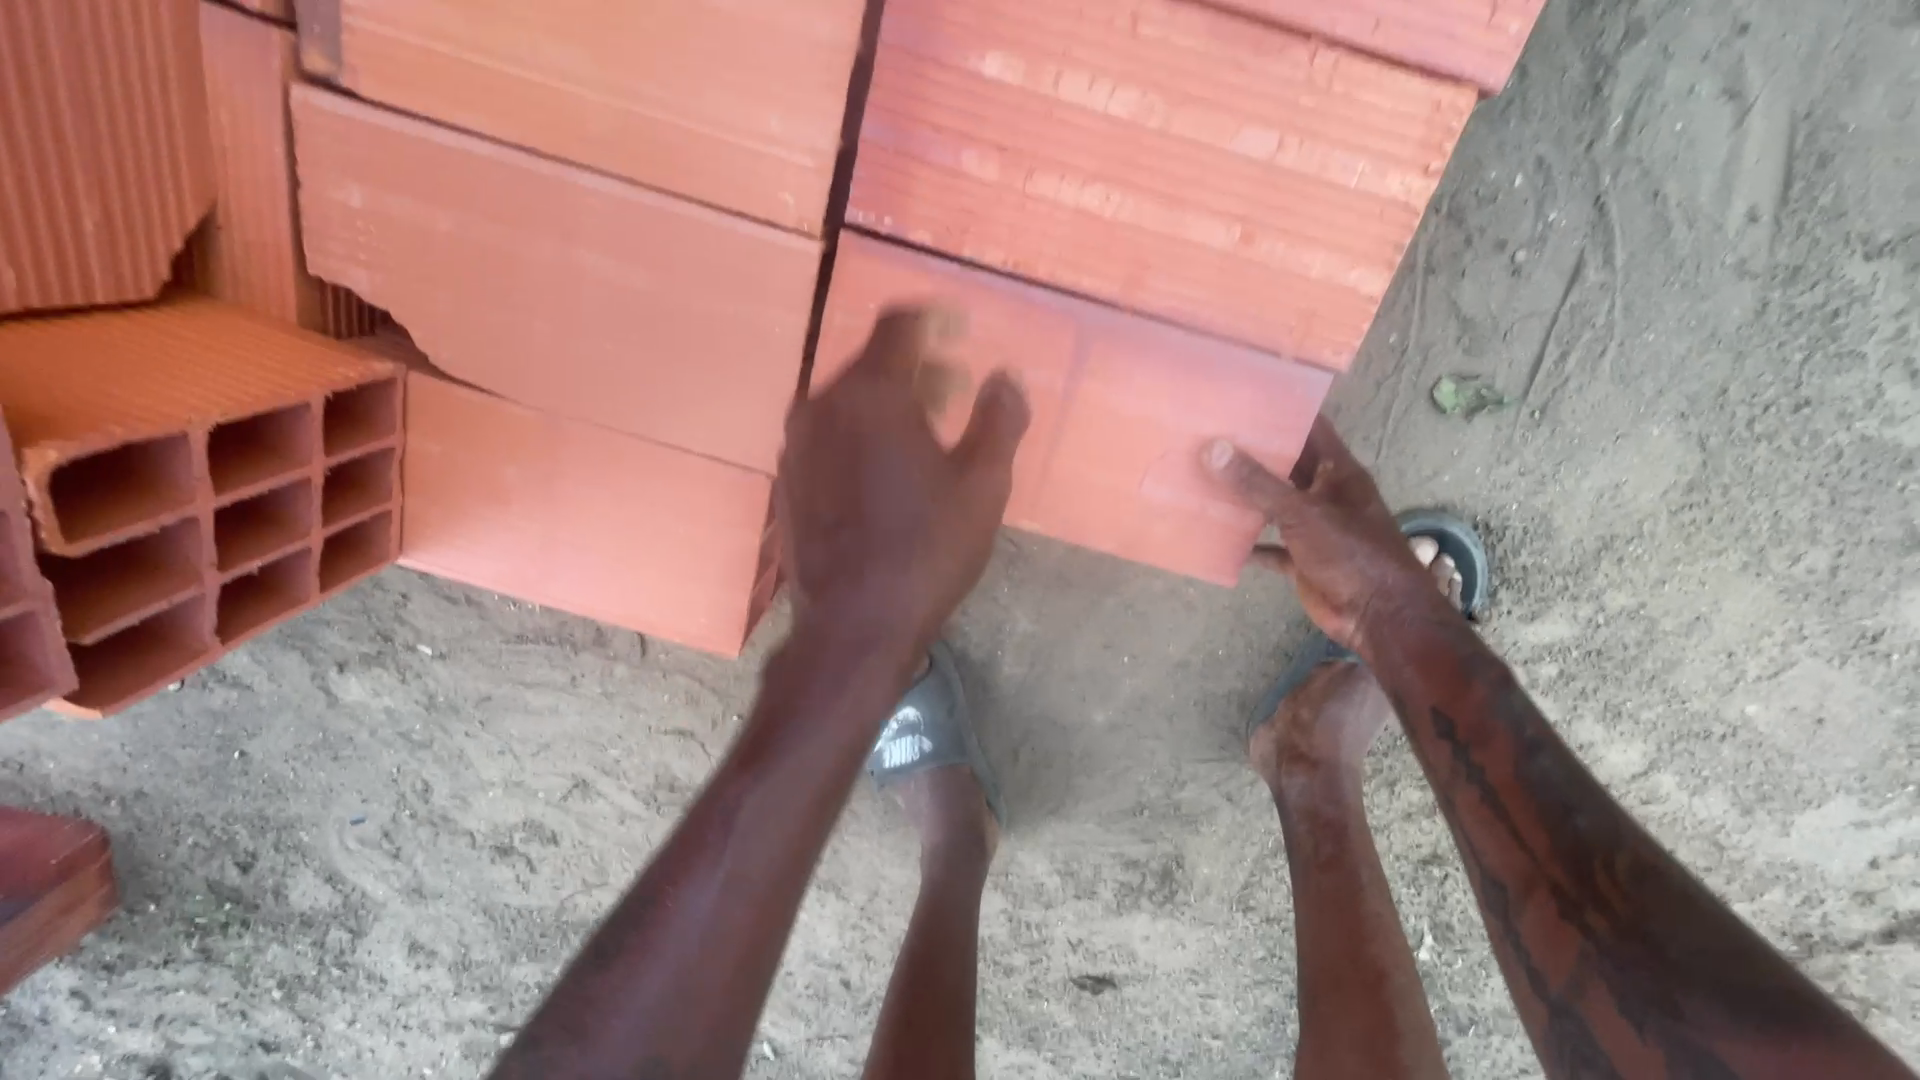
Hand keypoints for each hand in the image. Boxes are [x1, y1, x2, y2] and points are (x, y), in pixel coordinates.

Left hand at [778, 306, 1029, 656]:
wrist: (854, 623)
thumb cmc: (927, 551)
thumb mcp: (983, 486)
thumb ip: (999, 420)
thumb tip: (1007, 378)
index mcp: (872, 392)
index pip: (900, 324)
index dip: (935, 319)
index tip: (961, 331)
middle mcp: (822, 404)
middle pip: (872, 362)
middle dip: (917, 368)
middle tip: (955, 392)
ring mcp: (797, 443)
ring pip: (847, 399)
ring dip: (888, 402)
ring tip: (924, 435)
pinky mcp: (788, 478)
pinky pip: (829, 433)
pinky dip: (860, 433)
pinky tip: (885, 472)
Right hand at [1204, 416, 1440, 653]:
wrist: (1379, 615)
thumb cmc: (1352, 553)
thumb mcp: (1302, 512)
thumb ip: (1257, 484)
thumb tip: (1213, 448)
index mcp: (1337, 471)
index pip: (1309, 427)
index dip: (1282, 409)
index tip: (1243, 395)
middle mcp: (1325, 494)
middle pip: (1286, 466)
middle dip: (1252, 453)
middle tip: (1208, 433)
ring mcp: (1314, 528)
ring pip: (1273, 505)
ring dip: (1245, 496)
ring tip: (1203, 476)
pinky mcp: (1302, 559)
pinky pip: (1269, 546)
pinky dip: (1247, 543)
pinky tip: (1216, 535)